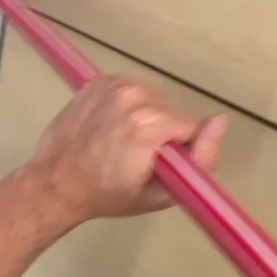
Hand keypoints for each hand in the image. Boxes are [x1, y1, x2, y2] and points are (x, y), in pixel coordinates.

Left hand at [21, 74, 225, 224]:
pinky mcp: (100, 80)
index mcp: (150, 123)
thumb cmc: (106, 196)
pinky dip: (127, 108)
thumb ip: (200, 161)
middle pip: (173, 111)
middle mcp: (135, 95)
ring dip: (147, 119)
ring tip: (121, 143)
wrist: (54, 183)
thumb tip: (221, 122)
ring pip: (153, 100)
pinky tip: (109, 128)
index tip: (163, 166)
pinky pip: (131, 92)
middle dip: (165, 133)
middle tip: (138, 158)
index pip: (193, 127)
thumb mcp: (160, 193)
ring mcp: (115, 84)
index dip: (184, 150)